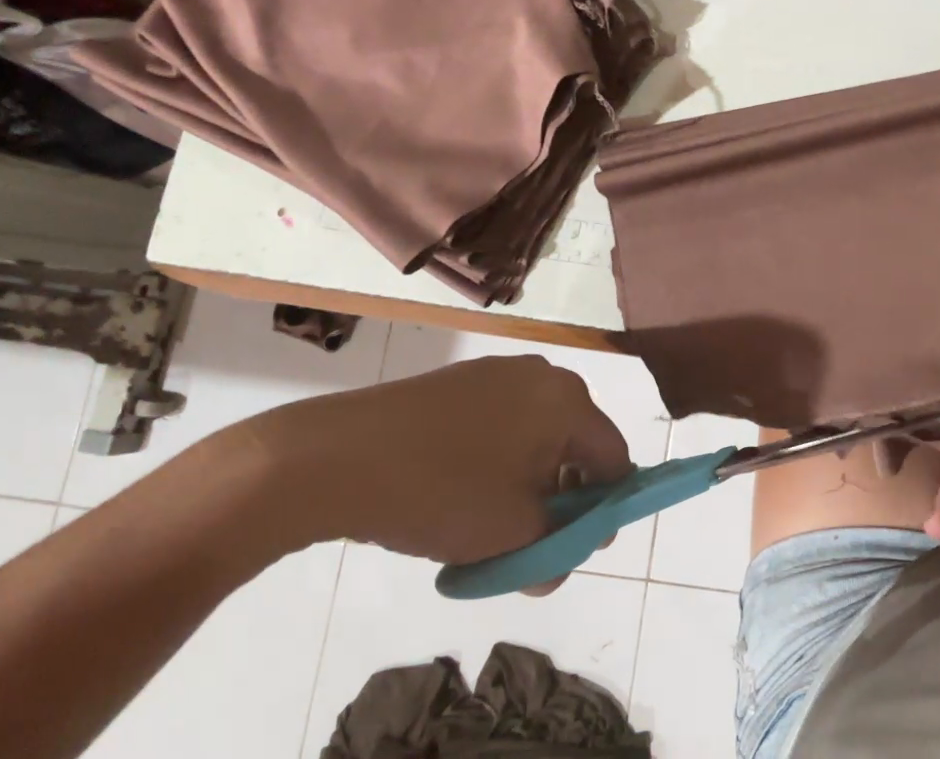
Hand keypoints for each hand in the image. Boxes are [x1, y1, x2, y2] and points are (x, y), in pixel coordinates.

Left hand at [220, 355, 631, 568]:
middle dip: (561, 500)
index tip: (573, 549)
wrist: (325, 459)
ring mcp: (493, 376)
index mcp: (569, 403)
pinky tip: (453, 499)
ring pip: (534, 440)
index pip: (614, 460)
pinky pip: (496, 428)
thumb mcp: (511, 536)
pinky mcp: (452, 386)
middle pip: (575, 447)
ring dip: (525, 486)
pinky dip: (491, 466)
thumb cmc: (439, 492)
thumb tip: (557, 564)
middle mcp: (541, 378)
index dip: (603, 511)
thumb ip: (554, 552)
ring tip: (484, 529)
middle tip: (529, 544)